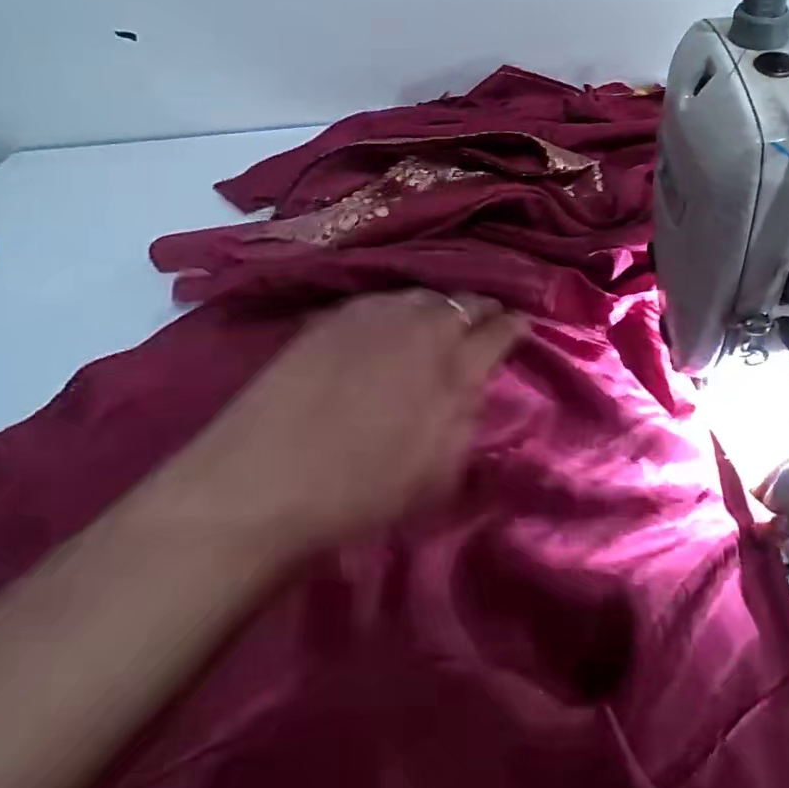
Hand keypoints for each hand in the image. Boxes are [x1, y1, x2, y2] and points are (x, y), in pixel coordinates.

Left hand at [144, 289, 525, 555]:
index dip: (514, 326)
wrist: (269, 479)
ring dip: (438, 304)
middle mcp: (422, 330)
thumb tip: (475, 389)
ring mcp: (375, 316)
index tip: (519, 326)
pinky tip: (388, 323)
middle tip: (484, 317)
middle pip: (464, 301)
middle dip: (480, 307)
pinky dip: (396, 308)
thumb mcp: (438, 476)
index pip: (500, 332)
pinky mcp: (334, 315)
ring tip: (437, 318)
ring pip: (422, 294)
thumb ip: (466, 423)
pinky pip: (380, 300)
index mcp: (456, 372)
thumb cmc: (362, 494)